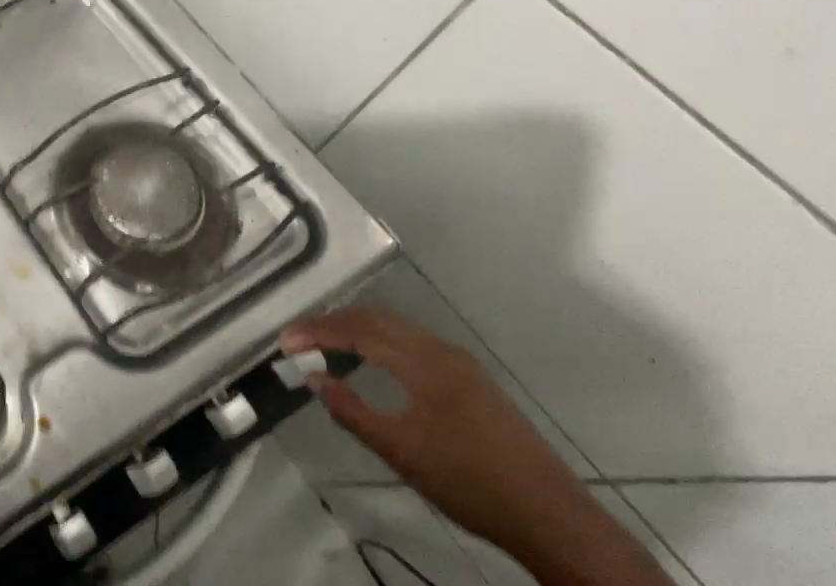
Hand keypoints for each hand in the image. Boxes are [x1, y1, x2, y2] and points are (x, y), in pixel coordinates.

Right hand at [282, 306, 669, 585]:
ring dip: (357, 328)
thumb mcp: (401, 453)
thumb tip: (314, 378)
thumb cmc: (470, 484)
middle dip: (333, 322)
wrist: (551, 516)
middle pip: (379, 318)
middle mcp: (444, 352)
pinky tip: (371, 359)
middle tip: (298, 337)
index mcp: (426, 365)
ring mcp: (462, 364)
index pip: (360, 330)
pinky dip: (381, 340)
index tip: (284, 342)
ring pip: (398, 328)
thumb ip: (352, 412)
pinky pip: (415, 342)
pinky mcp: (473, 380)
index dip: (318, 332)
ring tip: (325, 344)